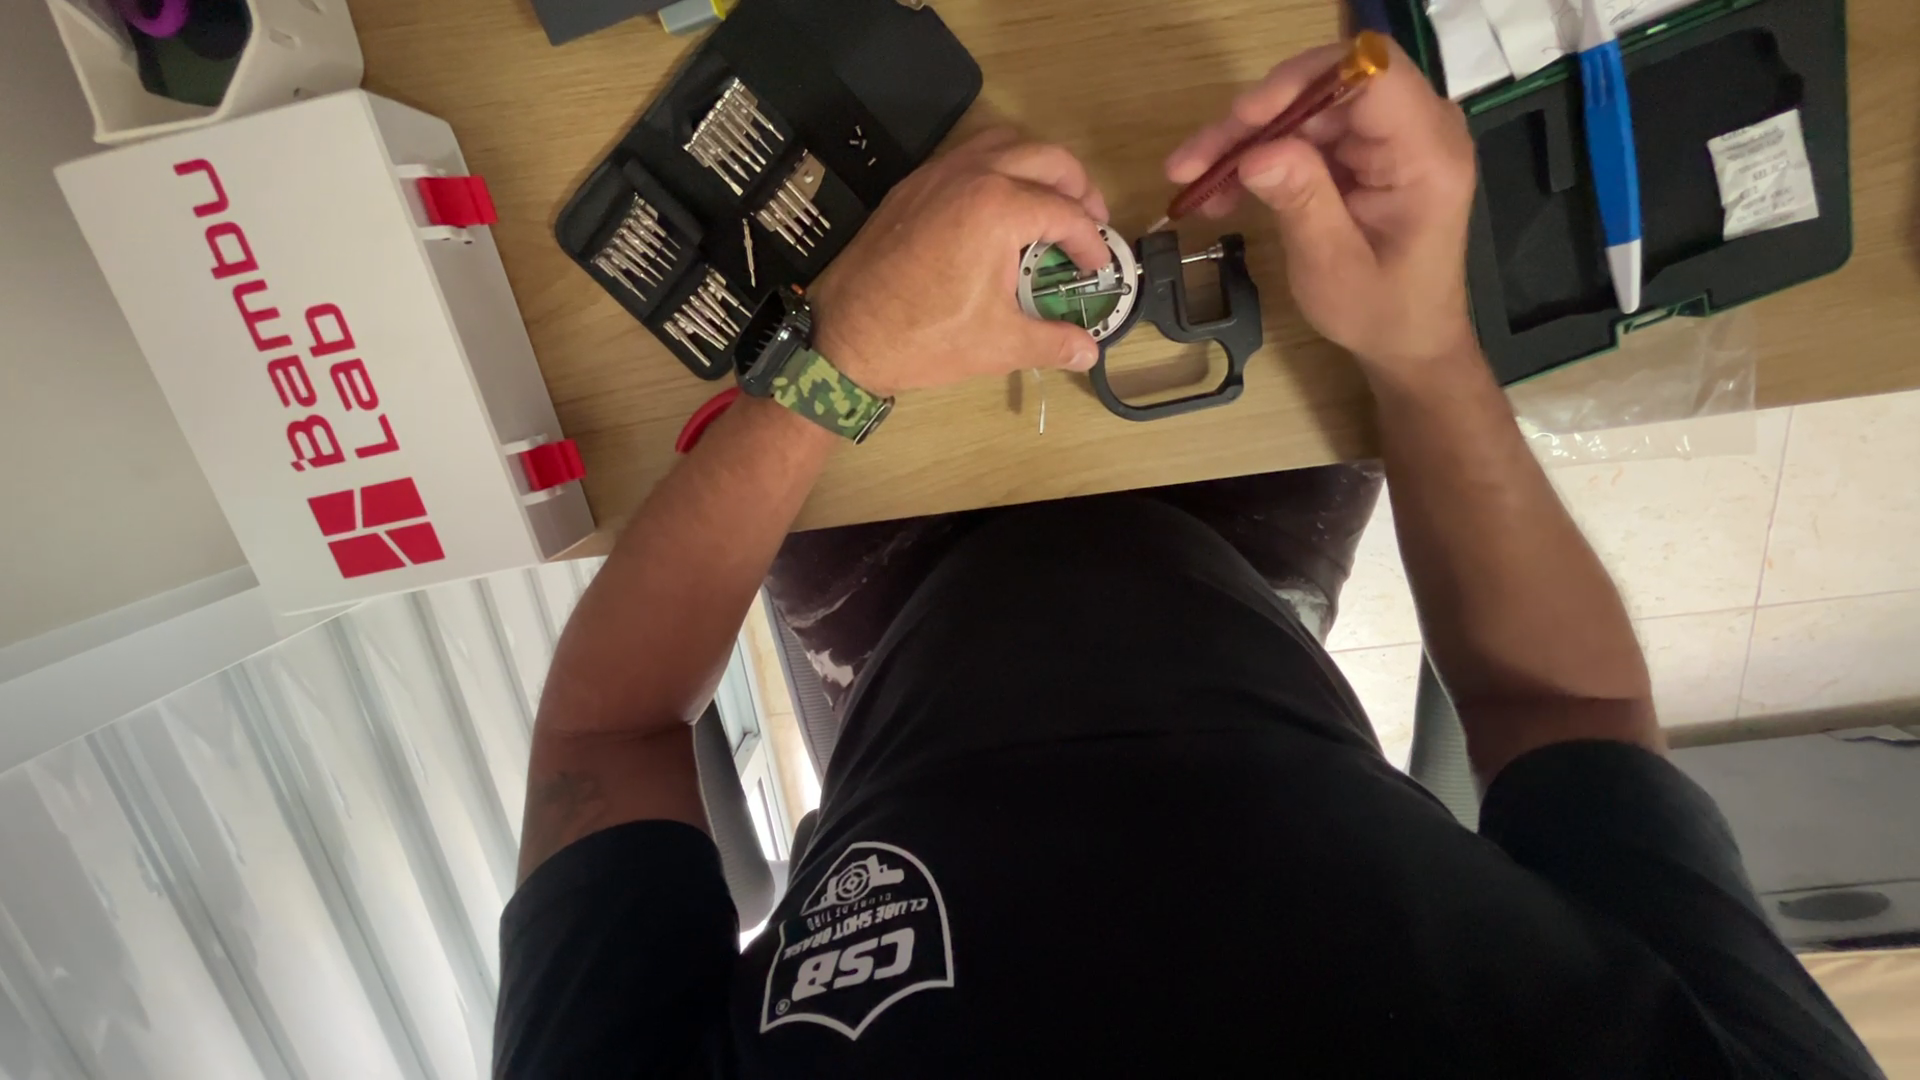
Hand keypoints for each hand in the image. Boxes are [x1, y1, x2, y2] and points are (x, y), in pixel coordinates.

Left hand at [808, 130, 1113, 398]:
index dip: (1092, 243)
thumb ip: (1053, 343)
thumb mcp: (998, 346)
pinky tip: (1000, 208)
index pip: (1066, 213)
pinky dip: (998, 167)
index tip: (1100, 269)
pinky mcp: (913, 186)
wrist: (845, 338)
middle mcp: (970, 175)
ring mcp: (937, 174)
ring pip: (1006, 143)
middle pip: (1047, 159)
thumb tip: (1089, 353)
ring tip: (1050, 206)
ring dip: (1038, 167)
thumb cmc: (922, 340)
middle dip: (1078, 190)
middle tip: (1089, 224)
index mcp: (997, 209)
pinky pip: (968, 155)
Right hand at [1165, 40, 1478, 372]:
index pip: (1369, 78)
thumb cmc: (1378, 311)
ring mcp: (1385, 139)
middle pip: (1325, 91)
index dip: (1301, 84)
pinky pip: (1304, 139)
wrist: (1406, 336)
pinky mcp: (1361, 154)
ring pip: (1304, 113)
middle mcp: (1413, 129)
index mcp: (1425, 153)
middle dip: (1253, 121)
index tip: (1241, 118)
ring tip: (1191, 181)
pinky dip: (1258, 160)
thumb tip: (1255, 155)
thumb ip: (1302, 202)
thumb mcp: (1332, 266)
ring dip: (1244, 143)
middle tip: (1190, 163)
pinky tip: (1219, 191)